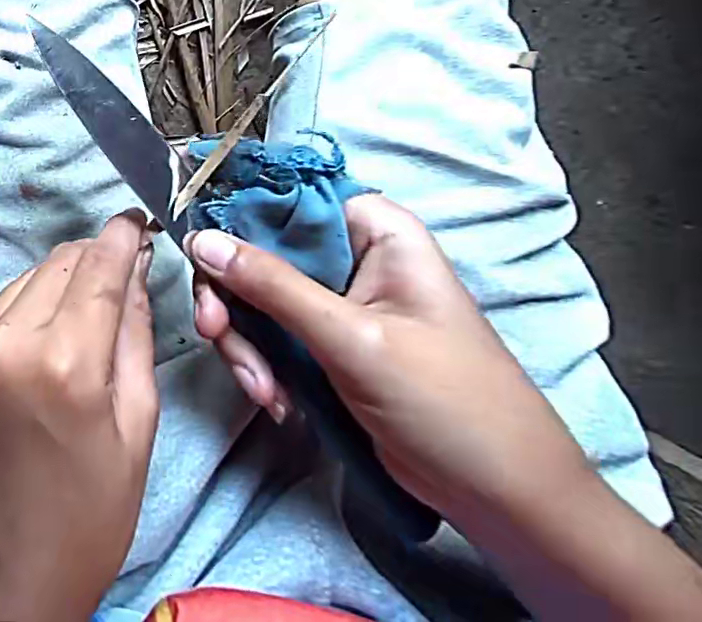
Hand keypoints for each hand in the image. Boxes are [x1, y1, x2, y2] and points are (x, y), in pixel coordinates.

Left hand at [0, 211, 159, 621]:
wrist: (8, 559)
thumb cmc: (92, 506)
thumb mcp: (138, 421)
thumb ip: (136, 331)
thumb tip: (136, 268)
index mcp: (66, 363)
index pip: (100, 269)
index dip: (122, 236)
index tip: (138, 219)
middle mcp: (11, 339)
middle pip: (64, 261)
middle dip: (98, 255)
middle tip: (126, 265)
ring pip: (34, 273)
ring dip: (68, 274)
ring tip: (93, 299)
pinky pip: (8, 298)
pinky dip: (36, 297)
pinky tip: (54, 322)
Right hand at [185, 194, 595, 530]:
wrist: (501, 498)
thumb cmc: (446, 401)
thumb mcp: (351, 338)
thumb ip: (272, 285)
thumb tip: (200, 240)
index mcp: (372, 228)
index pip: (284, 202)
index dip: (236, 224)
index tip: (204, 263)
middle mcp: (350, 254)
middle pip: (260, 252)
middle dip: (234, 300)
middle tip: (216, 334)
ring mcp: (336, 300)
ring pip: (257, 297)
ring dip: (247, 344)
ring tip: (264, 392)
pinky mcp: (327, 341)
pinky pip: (271, 335)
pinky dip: (263, 365)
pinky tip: (278, 402)